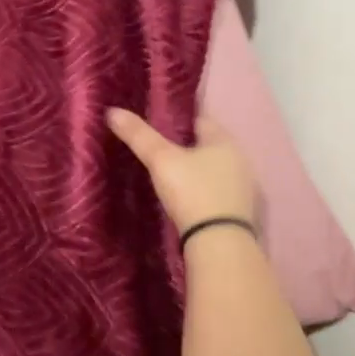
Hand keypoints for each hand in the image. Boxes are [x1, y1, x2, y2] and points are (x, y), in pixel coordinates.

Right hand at [107, 108, 257, 233]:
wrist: (219, 244)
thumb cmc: (192, 192)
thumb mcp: (160, 160)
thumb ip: (138, 135)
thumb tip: (112, 111)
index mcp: (225, 141)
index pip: (198, 120)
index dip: (175, 120)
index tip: (153, 124)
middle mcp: (240, 160)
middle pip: (206, 145)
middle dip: (183, 146)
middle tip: (154, 149)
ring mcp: (242, 188)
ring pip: (211, 169)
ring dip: (193, 170)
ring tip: (165, 174)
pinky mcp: (238, 211)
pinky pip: (214, 191)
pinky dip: (199, 190)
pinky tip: (183, 197)